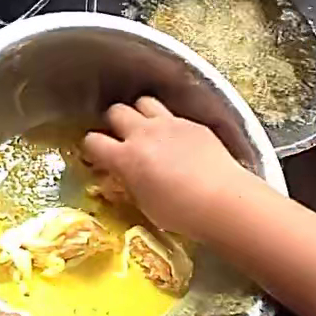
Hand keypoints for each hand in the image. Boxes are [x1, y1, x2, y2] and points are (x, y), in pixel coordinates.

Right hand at [81, 96, 261, 238]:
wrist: (224, 200)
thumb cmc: (180, 212)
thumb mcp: (144, 204)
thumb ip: (128, 185)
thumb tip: (118, 178)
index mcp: (126, 157)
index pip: (93, 141)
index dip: (91, 148)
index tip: (96, 157)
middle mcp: (144, 133)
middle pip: (116, 111)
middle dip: (114, 123)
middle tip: (121, 139)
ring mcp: (169, 124)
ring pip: (143, 102)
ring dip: (140, 114)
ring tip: (147, 131)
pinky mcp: (193, 124)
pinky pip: (172, 115)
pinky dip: (168, 125)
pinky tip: (177, 141)